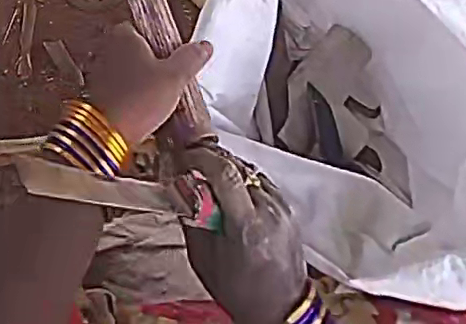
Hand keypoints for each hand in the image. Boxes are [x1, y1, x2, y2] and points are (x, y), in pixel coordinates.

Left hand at [85, 23, 211, 144]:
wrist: (108, 132)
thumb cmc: (138, 98)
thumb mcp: (174, 78)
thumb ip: (189, 59)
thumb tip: (203, 46)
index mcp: (124, 34)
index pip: (141, 28)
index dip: (156, 41)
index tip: (169, 53)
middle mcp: (106, 47)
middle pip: (132, 49)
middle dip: (147, 61)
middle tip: (165, 76)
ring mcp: (97, 70)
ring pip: (123, 69)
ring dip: (136, 79)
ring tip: (155, 95)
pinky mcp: (94, 92)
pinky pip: (115, 88)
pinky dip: (126, 95)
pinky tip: (140, 108)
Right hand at [182, 146, 308, 323]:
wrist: (280, 311)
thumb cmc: (239, 291)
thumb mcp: (203, 258)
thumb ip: (190, 216)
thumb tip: (177, 183)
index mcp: (247, 225)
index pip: (225, 171)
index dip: (201, 156)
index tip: (185, 156)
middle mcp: (269, 211)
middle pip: (236, 165)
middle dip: (210, 160)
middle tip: (192, 165)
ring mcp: (281, 207)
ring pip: (248, 170)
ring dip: (226, 169)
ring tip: (210, 181)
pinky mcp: (287, 207)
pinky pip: (259, 180)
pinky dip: (242, 180)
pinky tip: (232, 192)